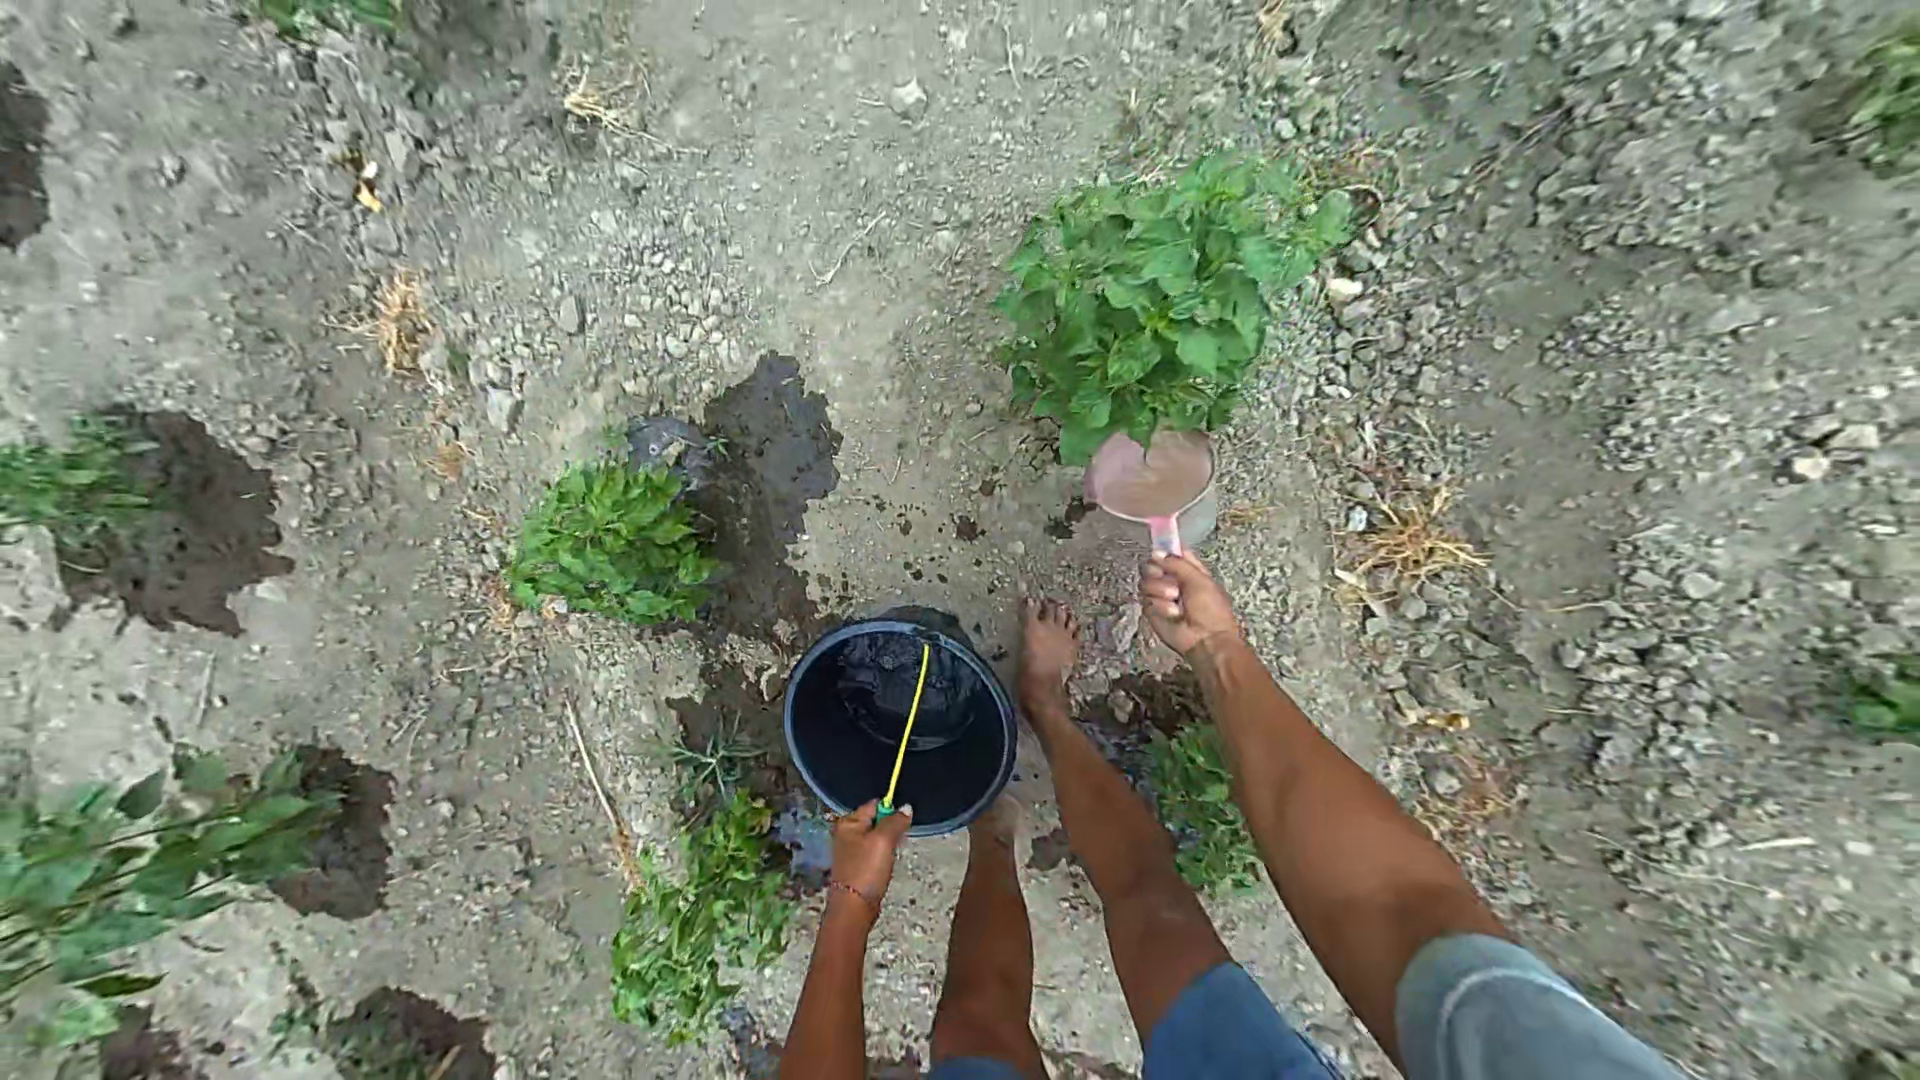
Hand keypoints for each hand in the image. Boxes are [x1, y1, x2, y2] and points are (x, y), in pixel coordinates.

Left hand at [829, 800, 912, 918]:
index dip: (891, 810)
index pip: (874, 805)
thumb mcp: (884, 841)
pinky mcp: (857, 865)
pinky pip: (875, 852)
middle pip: (876, 820)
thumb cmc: (866, 870)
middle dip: (891, 829)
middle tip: (897, 842)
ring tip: (891, 856)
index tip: (902, 823)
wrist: (854, 908)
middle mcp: (846, 833)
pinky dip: (884, 856)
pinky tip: (886, 865)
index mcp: (848, 822)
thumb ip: (895, 821)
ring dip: (889, 844)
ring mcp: (851, 850)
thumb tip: (906, 808)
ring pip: (878, 837)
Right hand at [1140, 552, 1242, 658]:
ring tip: (1174, 599)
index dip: (1165, 551)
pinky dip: (1159, 605)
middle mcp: (1173, 581)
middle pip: (1153, 565)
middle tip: (1168, 579)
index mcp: (1189, 571)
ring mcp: (1161, 595)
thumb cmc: (1211, 610)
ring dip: (1160, 589)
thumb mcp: (1199, 579)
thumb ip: (1177, 563)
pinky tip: (1172, 612)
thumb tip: (1157, 553)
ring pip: (1146, 581)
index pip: (1172, 554)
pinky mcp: (1152, 609)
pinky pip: (1146, 598)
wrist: (1205, 639)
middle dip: (1158, 571)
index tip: (1161, 551)